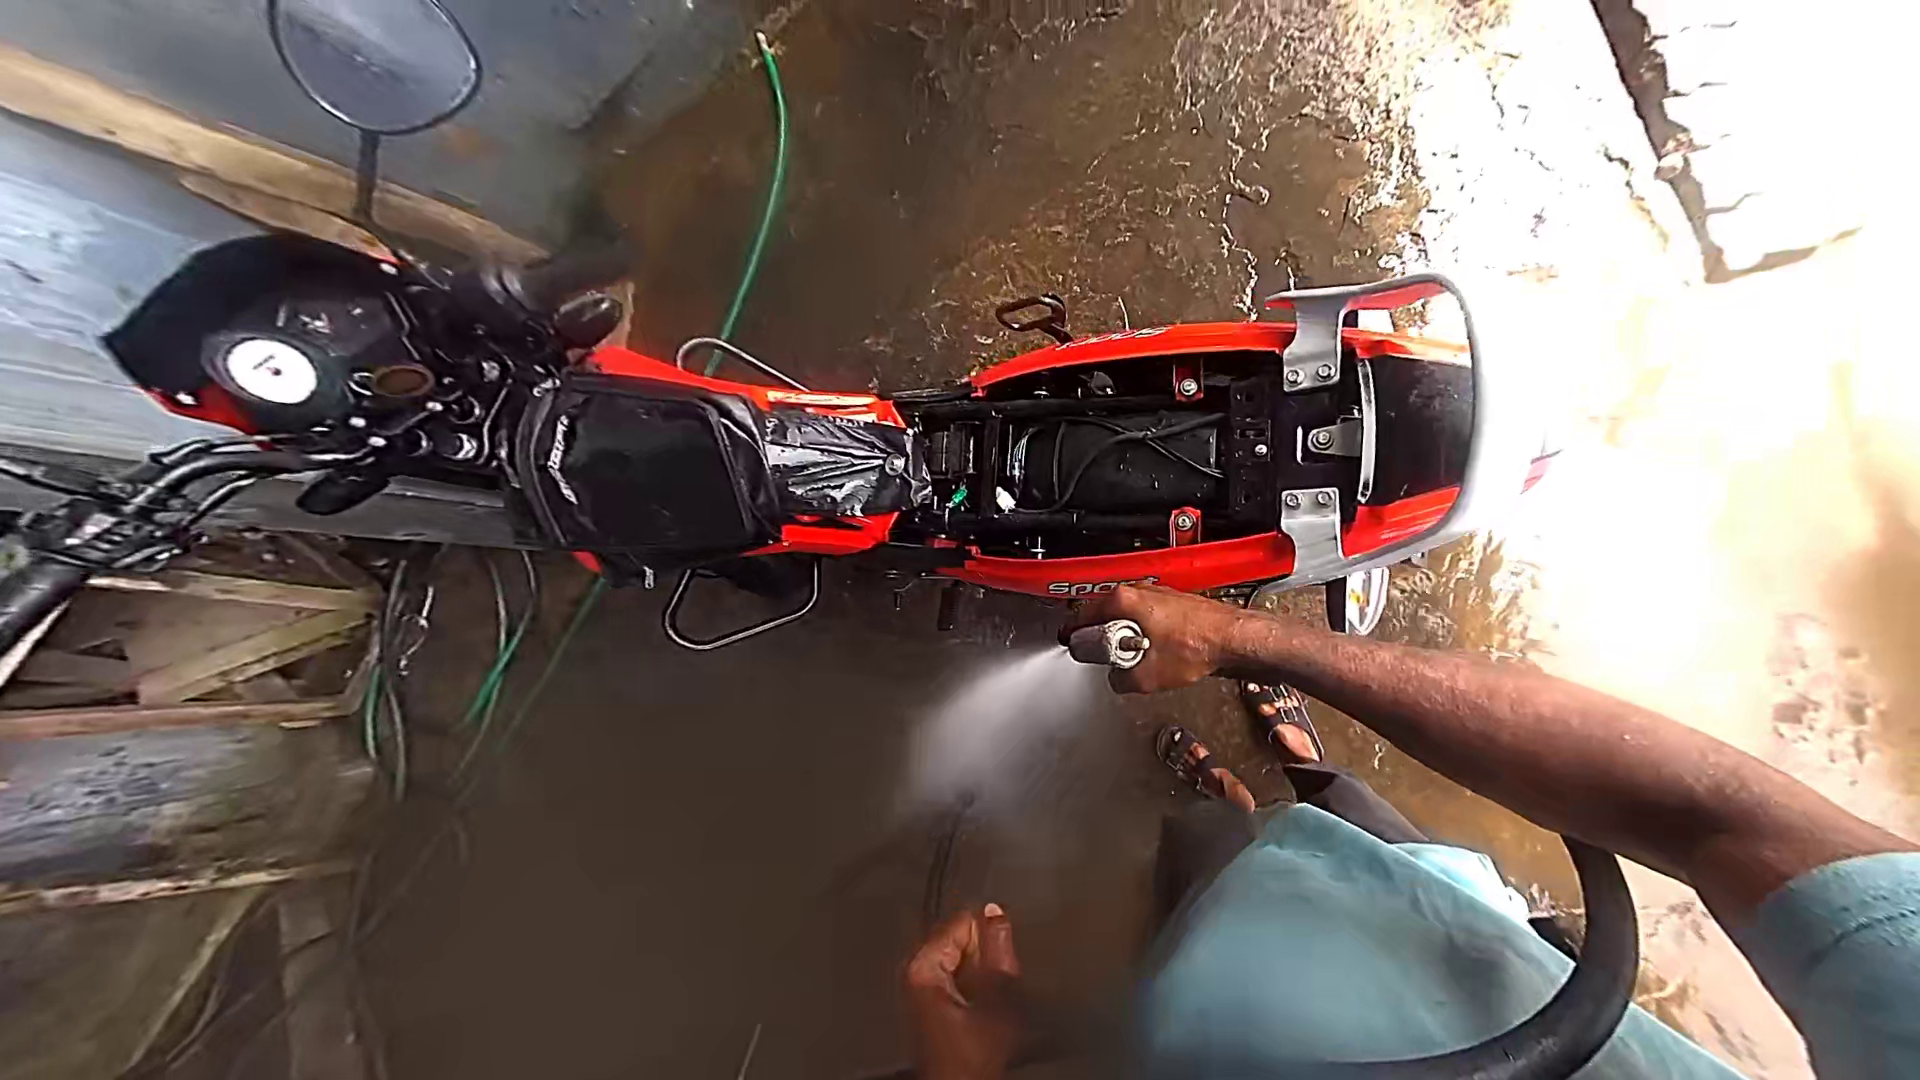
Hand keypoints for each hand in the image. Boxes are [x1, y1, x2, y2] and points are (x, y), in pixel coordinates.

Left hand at [904, 904, 1021, 1079]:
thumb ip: (998, 952)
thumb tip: (996, 911)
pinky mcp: (923, 997)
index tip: (1003, 951)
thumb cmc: (972, 1058)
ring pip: (956, 954)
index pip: (960, 921)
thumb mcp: (996, 1001)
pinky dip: (970, 979)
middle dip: (982, 952)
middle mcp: (912, 968)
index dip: (987, 934)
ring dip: (978, 966)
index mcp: (922, 964)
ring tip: (988, 993)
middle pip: (956, 937)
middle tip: (997, 979)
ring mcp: (915, 983)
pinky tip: (979, 1001)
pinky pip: (952, 970)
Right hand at [1058, 584, 1247, 692]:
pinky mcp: (1172, 601)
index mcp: (1122, 601)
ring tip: (1132, 655)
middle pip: (1103, 613)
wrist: (1235, 639)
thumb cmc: (1196, 647)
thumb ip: (1119, 678)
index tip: (1070, 643)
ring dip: (1122, 634)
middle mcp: (1137, 590)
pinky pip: (1144, 616)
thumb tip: (1115, 677)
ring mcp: (1156, 593)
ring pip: (1125, 615)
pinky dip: (1142, 631)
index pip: (1082, 615)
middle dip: (1099, 634)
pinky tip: (1154, 649)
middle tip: (1101, 655)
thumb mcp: (1146, 676)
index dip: (1073, 633)